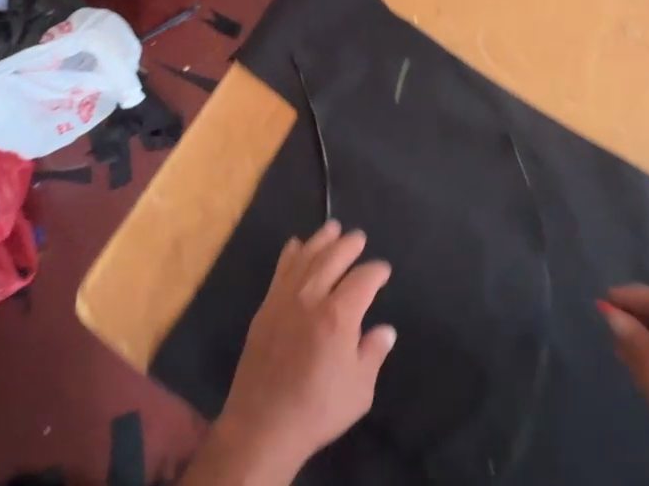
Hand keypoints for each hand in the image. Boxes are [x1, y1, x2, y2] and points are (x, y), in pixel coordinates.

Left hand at [181, 221, 395, 485]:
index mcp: (338, 315)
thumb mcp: (360, 388)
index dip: (375, 271)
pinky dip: (290, 253)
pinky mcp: (265, 308)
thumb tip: (384, 329)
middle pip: (331, 259)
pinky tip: (295, 245)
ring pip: (304, 258)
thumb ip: (372, 353)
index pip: (362, 280)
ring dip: (320, 240)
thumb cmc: (319, 408)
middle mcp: (310, 298)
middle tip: (358, 236)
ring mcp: (284, 299)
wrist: (264, 421)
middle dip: (348, 245)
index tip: (383, 269)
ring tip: (332, 227)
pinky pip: (280, 270)